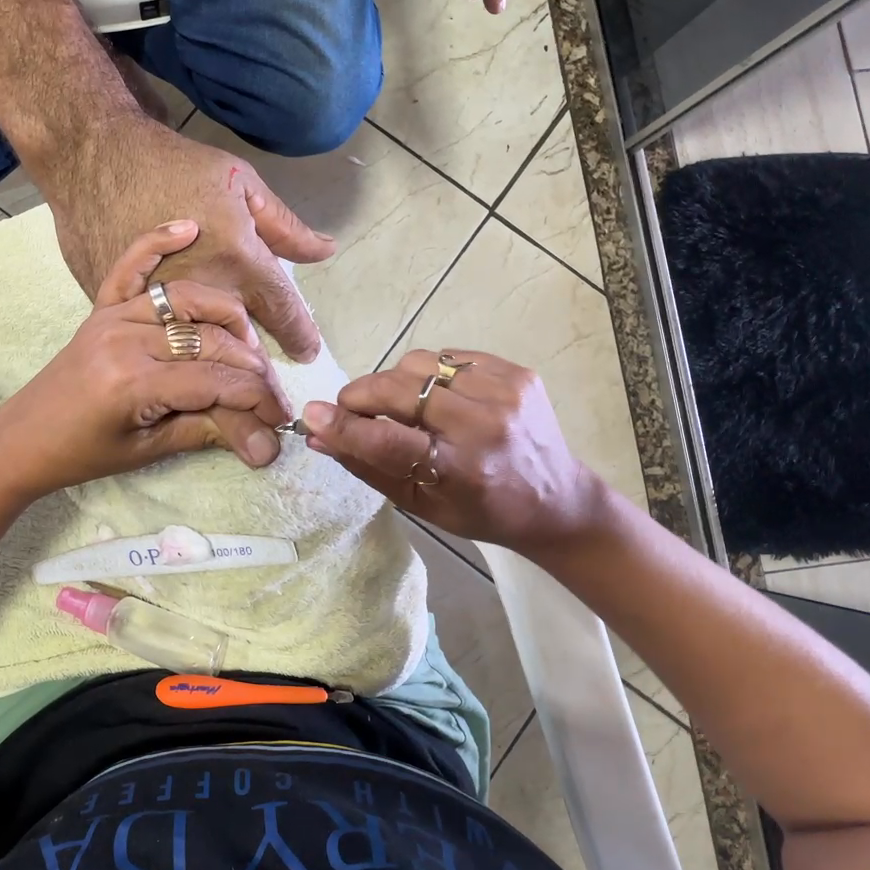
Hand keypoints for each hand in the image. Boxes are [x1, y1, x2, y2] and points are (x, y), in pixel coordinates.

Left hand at [0, 221, 293, 501]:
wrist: (21, 439)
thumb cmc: (81, 454)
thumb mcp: (146, 452)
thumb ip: (207, 434)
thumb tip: (269, 446)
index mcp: (133, 383)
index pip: (215, 380)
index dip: (257, 399)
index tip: (282, 418)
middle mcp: (125, 339)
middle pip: (209, 340)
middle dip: (252, 370)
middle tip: (275, 396)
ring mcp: (112, 316)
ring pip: (186, 301)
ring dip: (227, 315)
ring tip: (252, 343)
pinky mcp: (101, 307)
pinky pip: (132, 267)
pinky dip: (157, 242)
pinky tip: (189, 228)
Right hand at [42, 114, 335, 363]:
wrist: (97, 161)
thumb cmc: (175, 165)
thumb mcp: (240, 182)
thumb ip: (284, 226)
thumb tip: (324, 251)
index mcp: (240, 262)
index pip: (284, 314)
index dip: (300, 337)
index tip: (307, 352)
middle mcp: (204, 294)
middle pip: (243, 344)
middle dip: (256, 357)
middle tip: (262, 361)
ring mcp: (160, 307)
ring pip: (198, 352)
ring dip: (215, 361)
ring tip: (224, 363)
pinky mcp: (120, 313)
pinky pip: (152, 337)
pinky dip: (166, 340)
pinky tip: (169, 340)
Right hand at [300, 349, 610, 551]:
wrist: (559, 499)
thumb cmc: (482, 512)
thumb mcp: (421, 505)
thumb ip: (367, 466)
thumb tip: (319, 435)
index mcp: (463, 471)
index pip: (389, 440)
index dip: (345, 425)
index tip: (311, 415)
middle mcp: (486, 424)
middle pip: (399, 389)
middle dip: (362, 395)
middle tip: (350, 409)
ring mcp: (505, 391)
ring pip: (419, 362)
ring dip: (396, 382)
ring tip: (403, 407)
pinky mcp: (516, 372)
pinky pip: (448, 357)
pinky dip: (428, 375)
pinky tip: (437, 398)